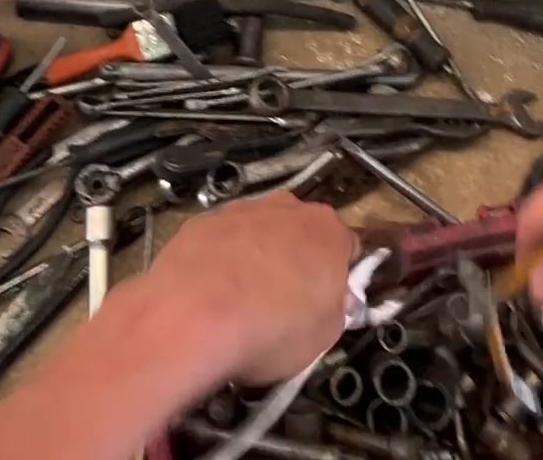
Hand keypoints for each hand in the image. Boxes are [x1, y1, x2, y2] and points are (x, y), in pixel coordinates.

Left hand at [142, 193, 356, 382]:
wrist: (195, 314)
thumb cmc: (273, 326)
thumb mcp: (324, 335)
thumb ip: (333, 308)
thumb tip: (328, 300)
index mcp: (327, 231)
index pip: (346, 246)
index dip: (338, 274)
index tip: (326, 299)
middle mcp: (287, 207)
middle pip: (300, 231)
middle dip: (296, 259)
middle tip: (283, 301)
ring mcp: (242, 208)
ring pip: (258, 231)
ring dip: (256, 256)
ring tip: (239, 300)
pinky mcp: (202, 219)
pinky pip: (222, 238)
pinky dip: (220, 258)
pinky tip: (208, 291)